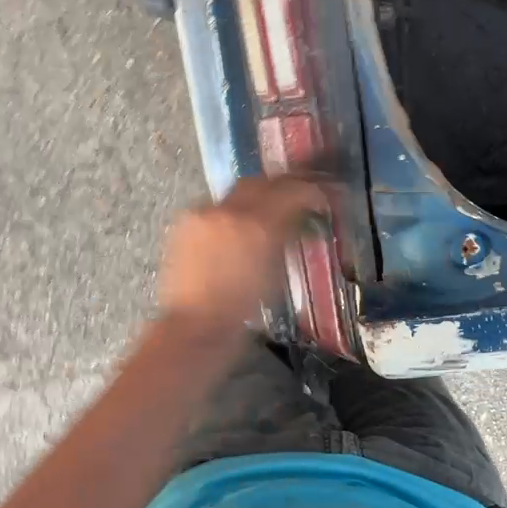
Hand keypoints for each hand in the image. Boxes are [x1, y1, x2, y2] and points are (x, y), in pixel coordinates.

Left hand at [156, 176, 327, 333]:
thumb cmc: (244, 308)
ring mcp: (204, 214)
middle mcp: (229, 211)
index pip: (290, 191)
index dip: (310, 191)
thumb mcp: (278, 273)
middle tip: (298, 196)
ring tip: (271, 211)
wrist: (196, 325)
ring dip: (259, 195)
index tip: (321, 198)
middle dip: (283, 186)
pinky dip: (234, 210)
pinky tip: (240, 227)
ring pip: (238, 192)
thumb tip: (300, 220)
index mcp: (258, 225)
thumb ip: (288, 238)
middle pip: (262, 182)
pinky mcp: (185, 222)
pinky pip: (217, 206)